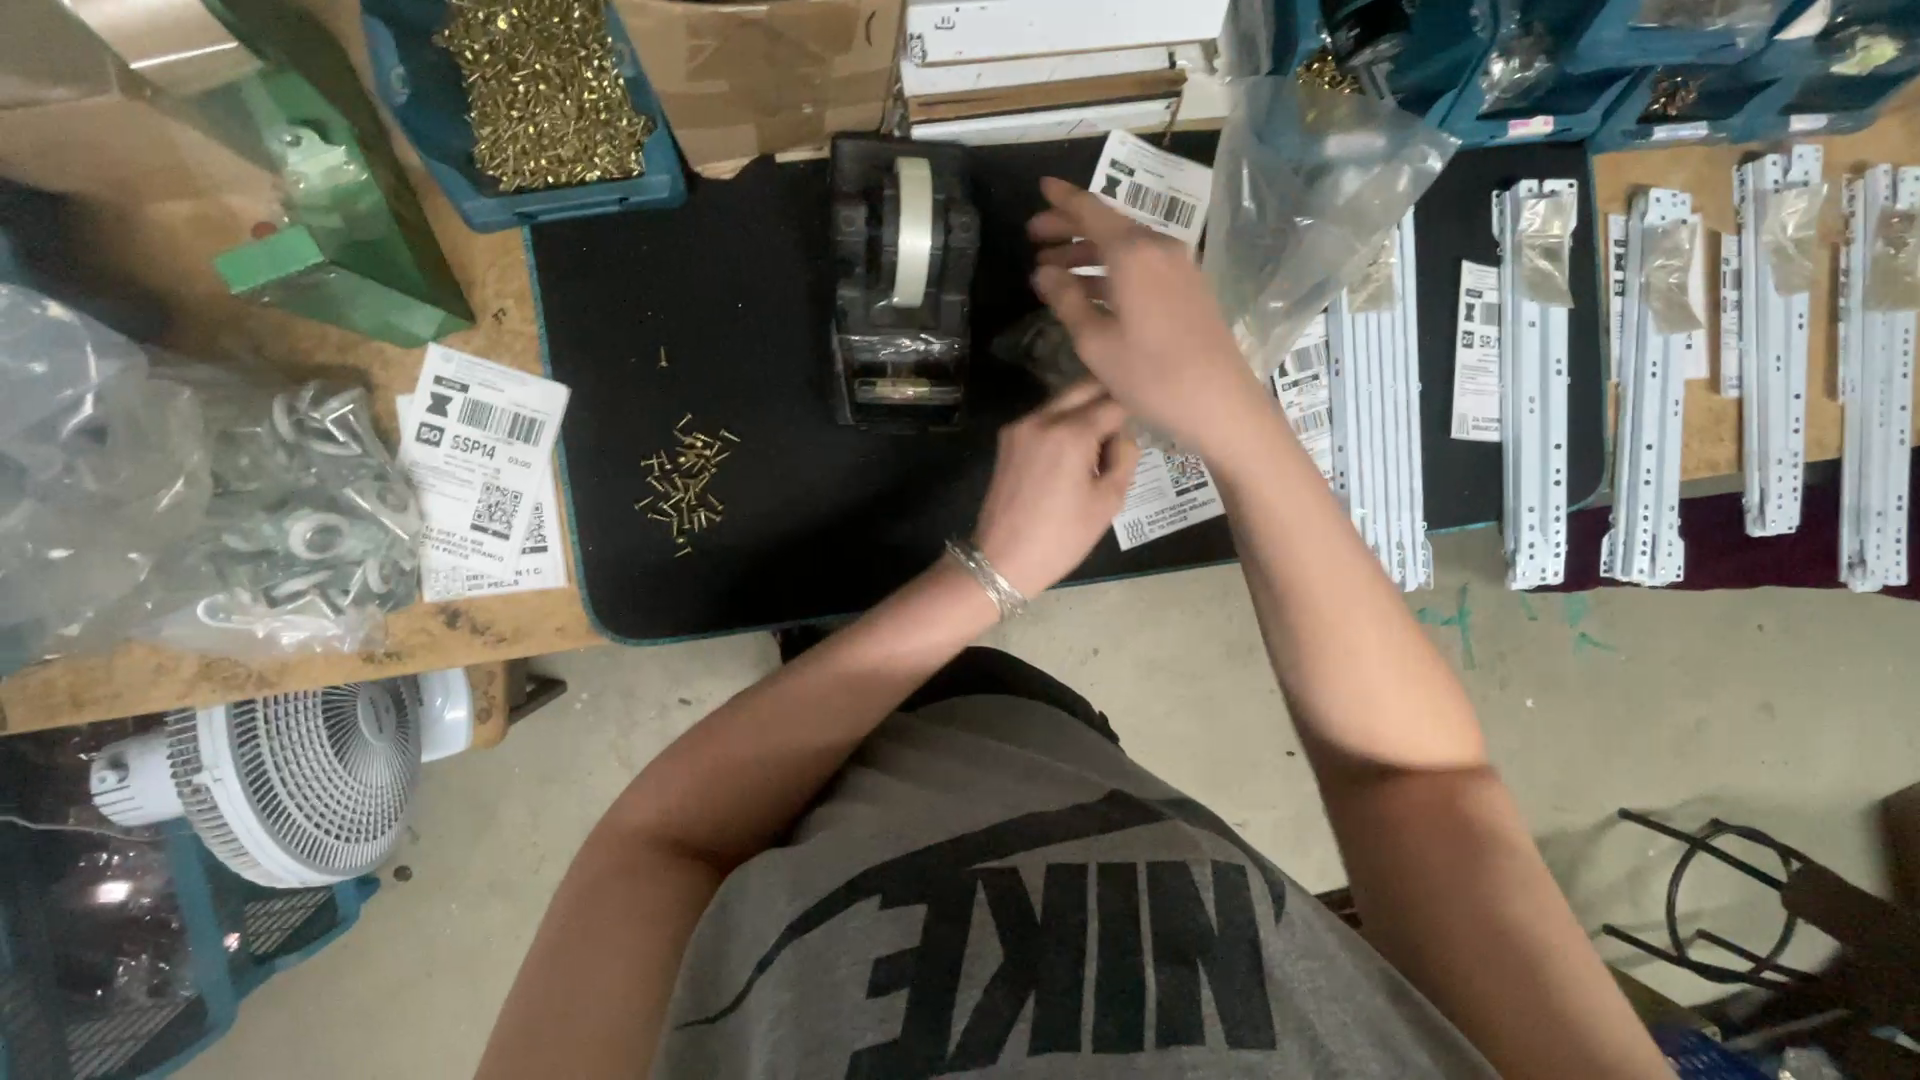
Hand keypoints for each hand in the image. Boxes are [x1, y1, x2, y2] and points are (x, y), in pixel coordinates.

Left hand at [971, 380, 1140, 596]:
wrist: (1002, 560)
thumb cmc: (1061, 537)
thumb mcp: (1108, 501)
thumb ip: (1125, 458)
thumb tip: (1124, 436)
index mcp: (1070, 433)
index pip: (1113, 403)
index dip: (1132, 413)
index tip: (1143, 427)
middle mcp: (1042, 418)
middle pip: (1084, 388)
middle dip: (1107, 400)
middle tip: (1124, 427)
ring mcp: (1020, 426)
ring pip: (1062, 400)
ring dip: (1084, 410)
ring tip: (1099, 444)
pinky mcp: (1007, 439)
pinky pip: (1044, 418)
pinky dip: (1063, 423)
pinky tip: (1072, 453)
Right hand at [1027, 177, 1272, 459]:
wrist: (1219, 401)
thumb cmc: (1150, 375)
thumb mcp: (1095, 342)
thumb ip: (1066, 300)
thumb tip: (1043, 272)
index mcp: (1133, 253)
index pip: (1091, 210)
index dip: (1062, 200)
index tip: (1040, 188)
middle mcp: (1159, 248)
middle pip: (1108, 225)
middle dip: (1069, 228)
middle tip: (1035, 237)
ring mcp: (1179, 267)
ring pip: (1125, 246)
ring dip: (1088, 253)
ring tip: (1054, 270)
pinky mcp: (1189, 288)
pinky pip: (1142, 264)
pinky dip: (1112, 269)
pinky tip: (1093, 290)